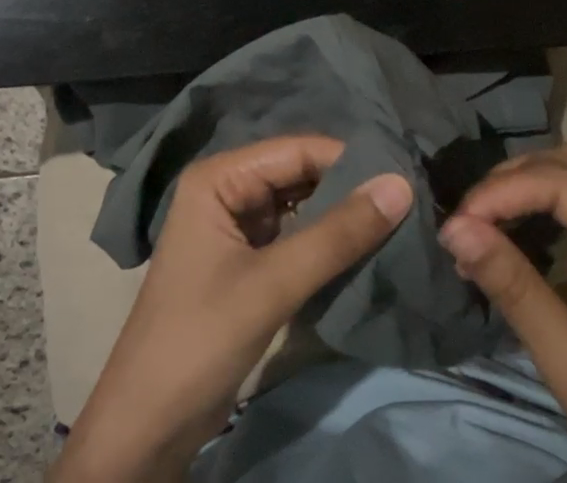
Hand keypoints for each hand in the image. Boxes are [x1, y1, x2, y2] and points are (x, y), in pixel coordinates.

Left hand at [51, 136, 412, 482]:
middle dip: (351, 186)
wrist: (152, 416)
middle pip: (301, 174)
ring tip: (402, 220)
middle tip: (414, 199)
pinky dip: (329, 241)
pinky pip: (296, 236)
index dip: (352, 159)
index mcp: (218, 178)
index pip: (297, 150)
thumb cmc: (202, 335)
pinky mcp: (248, 261)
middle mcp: (226, 190)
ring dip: (344, 214)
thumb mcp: (273, 283)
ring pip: (302, 206)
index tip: (409, 175)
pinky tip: (369, 248)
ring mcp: (236, 227)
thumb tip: (401, 185)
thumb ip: (337, 234)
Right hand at [438, 145, 566, 482]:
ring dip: (524, 186)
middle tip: (463, 222)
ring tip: (480, 221)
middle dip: (509, 183)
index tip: (453, 226)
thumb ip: (514, 287)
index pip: (566, 184)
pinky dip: (544, 205)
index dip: (502, 194)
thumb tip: (453, 228)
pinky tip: (512, 228)